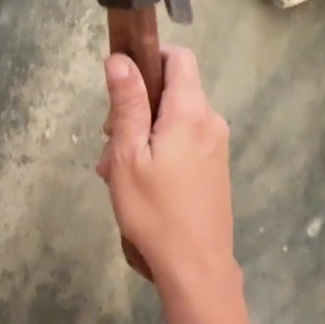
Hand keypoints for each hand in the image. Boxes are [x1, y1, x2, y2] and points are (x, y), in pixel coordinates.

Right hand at [96, 47, 236, 276]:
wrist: (195, 266)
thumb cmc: (154, 210)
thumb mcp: (128, 155)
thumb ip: (126, 104)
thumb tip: (120, 59)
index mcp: (190, 112)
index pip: (179, 58)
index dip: (148, 58)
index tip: (119, 85)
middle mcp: (210, 121)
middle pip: (171, 90)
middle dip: (135, 107)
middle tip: (109, 144)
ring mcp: (216, 145)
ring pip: (172, 118)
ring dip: (141, 134)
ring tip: (118, 173)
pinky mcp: (214, 167)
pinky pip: (182, 141)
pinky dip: (157, 150)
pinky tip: (138, 183)